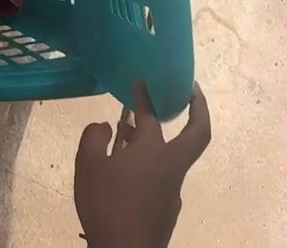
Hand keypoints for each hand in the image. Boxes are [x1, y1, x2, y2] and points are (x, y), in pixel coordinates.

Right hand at [73, 83, 211, 247]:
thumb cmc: (106, 205)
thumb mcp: (88, 164)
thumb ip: (94, 137)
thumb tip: (107, 127)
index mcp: (153, 152)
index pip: (151, 116)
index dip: (143, 95)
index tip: (140, 80)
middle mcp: (170, 167)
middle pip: (198, 135)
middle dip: (199, 109)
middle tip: (193, 90)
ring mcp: (172, 189)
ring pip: (174, 154)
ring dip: (160, 136)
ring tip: (130, 127)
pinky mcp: (167, 207)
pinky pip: (162, 172)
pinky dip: (150, 157)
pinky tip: (125, 163)